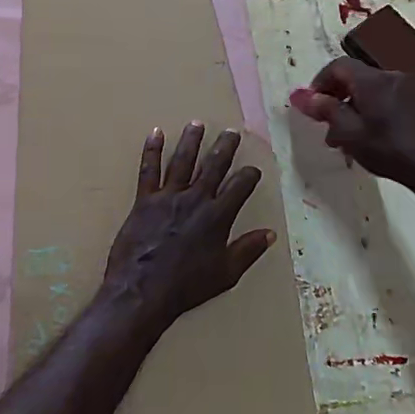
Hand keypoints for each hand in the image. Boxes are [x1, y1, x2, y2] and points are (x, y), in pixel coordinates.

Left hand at [100, 123, 273, 333]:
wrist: (143, 290)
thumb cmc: (187, 286)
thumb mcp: (226, 273)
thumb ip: (248, 250)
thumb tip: (270, 234)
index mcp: (217, 216)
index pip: (239, 187)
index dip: (248, 176)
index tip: (253, 169)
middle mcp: (195, 199)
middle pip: (213, 166)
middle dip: (224, 147)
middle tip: (231, 132)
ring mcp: (168, 197)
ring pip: (182, 160)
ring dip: (191, 141)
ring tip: (196, 124)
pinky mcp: (144, 200)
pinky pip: (148, 169)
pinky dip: (152, 150)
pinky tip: (156, 133)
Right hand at [289, 57, 414, 187]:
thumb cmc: (386, 148)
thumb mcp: (347, 131)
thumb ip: (324, 109)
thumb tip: (299, 95)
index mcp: (372, 80)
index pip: (338, 65)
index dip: (320, 82)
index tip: (312, 105)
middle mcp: (390, 76)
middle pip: (354, 77)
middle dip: (336, 97)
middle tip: (326, 123)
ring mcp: (408, 88)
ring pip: (370, 90)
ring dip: (353, 107)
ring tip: (346, 136)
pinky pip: (386, 98)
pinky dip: (371, 110)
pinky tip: (369, 136)